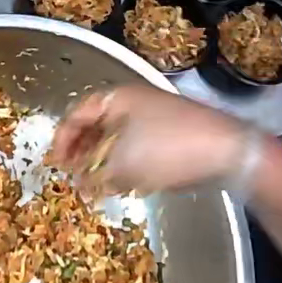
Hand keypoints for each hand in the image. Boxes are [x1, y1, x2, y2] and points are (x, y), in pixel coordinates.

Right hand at [47, 86, 259, 194]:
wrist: (227, 151)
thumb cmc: (167, 150)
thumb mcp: (122, 165)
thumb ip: (94, 175)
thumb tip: (81, 184)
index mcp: (116, 97)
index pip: (76, 113)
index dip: (61, 139)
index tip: (53, 164)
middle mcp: (133, 101)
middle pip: (96, 123)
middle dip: (81, 151)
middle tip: (71, 175)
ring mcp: (155, 115)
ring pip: (117, 136)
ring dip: (102, 159)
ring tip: (93, 183)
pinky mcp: (172, 132)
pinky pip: (137, 144)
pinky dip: (124, 162)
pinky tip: (123, 182)